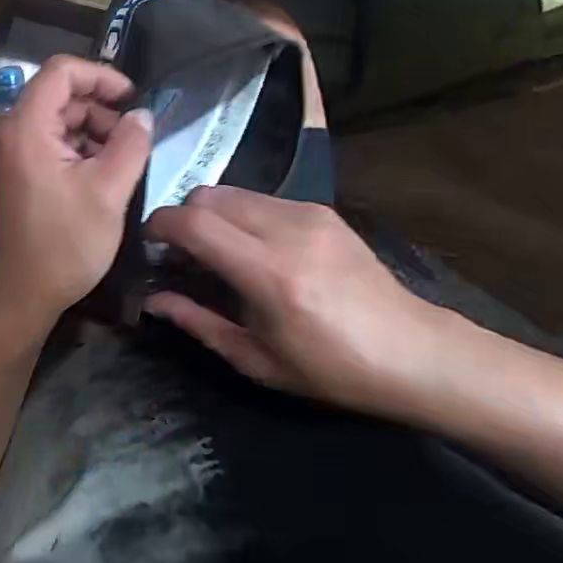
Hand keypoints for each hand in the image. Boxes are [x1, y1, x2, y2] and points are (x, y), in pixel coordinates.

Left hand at [0, 55, 152, 325]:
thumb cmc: (65, 242)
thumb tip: (143, 116)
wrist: (24, 293)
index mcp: (27, 127)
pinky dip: (81, 148)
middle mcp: (13, 132)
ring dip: (94, 129)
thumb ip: (131, 145)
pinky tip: (105, 172)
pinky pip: (53, 142)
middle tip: (134, 137)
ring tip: (124, 159)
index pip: (61, 71)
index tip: (132, 98)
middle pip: (60, 94)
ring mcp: (14, 153)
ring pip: (59, 119)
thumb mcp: (108, 191)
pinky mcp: (21, 172)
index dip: (100, 75)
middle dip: (101, 108)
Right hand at [143, 186, 475, 418]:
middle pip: (209, 196)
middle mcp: (287, 230)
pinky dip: (241, 216)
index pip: (195, 223)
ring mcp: (308, 213)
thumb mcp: (257, 360)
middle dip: (184, 218)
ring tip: (217, 252)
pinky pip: (262, 199)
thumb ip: (198, 322)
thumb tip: (150, 298)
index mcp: (270, 274)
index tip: (149, 243)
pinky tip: (253, 248)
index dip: (160, 225)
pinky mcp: (322, 209)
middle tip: (183, 254)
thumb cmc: (332, 369)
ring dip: (212, 215)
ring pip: (233, 193)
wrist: (413, 350)